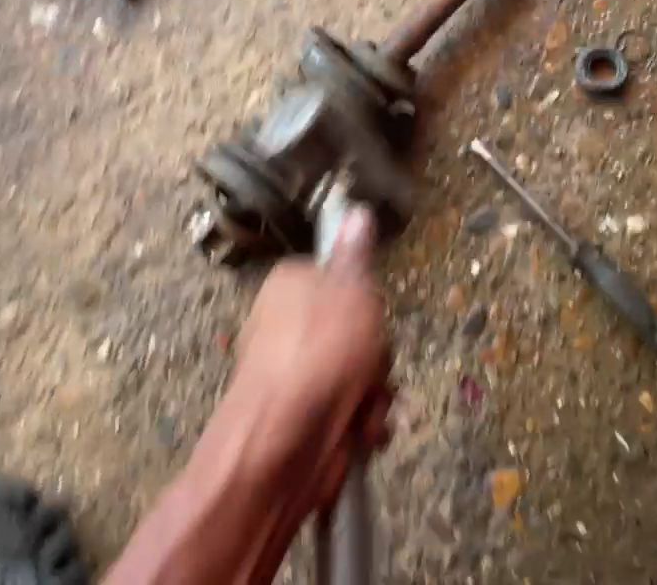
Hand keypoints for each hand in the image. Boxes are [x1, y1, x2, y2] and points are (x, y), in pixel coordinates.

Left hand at [222, 205, 390, 512]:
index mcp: (292, 286)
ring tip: (364, 408)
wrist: (280, 447)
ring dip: (374, 394)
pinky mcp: (309, 419)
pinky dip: (363, 424)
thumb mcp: (350, 289)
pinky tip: (360, 432)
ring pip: (363, 374)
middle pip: (360, 331)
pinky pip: (353, 411)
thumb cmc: (319, 355)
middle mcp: (291, 328)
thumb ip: (356, 254)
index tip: (371, 313)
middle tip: (370, 365)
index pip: (341, 278)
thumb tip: (357, 210)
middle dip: (376, 356)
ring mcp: (300, 376)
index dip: (365, 298)